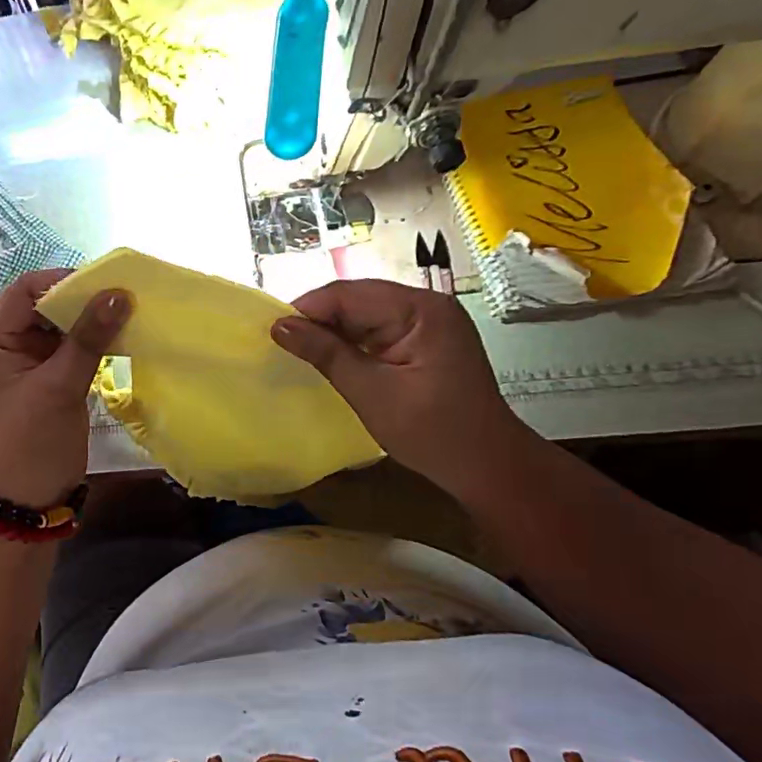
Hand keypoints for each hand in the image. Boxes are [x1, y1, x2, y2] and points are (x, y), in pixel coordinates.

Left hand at [0, 269, 130, 508]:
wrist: (32, 494)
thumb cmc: (32, 439)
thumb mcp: (59, 386)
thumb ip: (88, 339)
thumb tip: (118, 294)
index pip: (23, 290)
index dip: (59, 281)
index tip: (100, 285)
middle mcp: (13, 343)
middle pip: (45, 303)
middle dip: (81, 296)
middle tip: (120, 295)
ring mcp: (36, 360)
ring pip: (64, 323)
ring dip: (92, 316)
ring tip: (127, 310)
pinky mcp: (57, 376)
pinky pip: (77, 344)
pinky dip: (97, 336)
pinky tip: (122, 334)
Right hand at [271, 279, 530, 488]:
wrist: (488, 467)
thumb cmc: (433, 433)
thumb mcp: (372, 393)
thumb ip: (326, 354)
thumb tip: (280, 326)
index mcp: (422, 309)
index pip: (351, 294)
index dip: (309, 308)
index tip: (273, 329)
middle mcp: (428, 305)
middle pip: (359, 300)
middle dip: (320, 319)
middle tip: (282, 342)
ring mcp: (430, 322)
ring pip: (367, 315)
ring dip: (336, 332)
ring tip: (300, 351)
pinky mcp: (427, 341)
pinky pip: (381, 331)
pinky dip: (355, 344)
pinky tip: (333, 358)